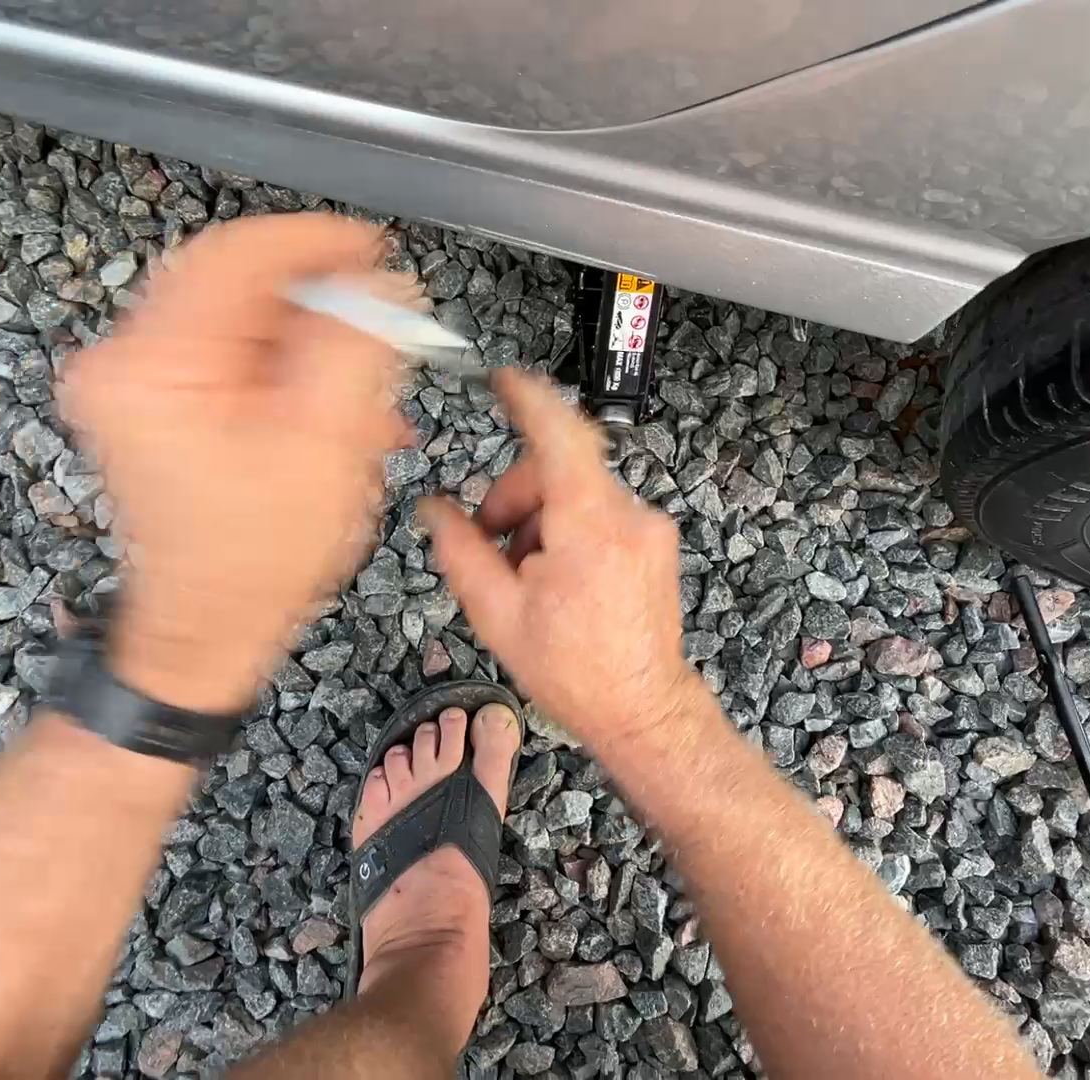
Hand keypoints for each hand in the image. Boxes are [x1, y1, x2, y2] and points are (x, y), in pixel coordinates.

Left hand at [64, 214, 405, 712]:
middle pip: (246, 296)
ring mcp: (148, 391)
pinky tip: (345, 419)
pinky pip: (246, 370)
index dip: (314, 244)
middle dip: (327, 317)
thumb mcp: (325, 447)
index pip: (235, 258)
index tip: (370, 247)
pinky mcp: (171, 412)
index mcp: (155, 367)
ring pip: (254, 334)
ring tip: (371, 403)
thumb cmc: (254, 562)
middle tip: (384, 334)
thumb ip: (355, 351)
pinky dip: (299, 384)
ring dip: (321, 359)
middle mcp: (134, 368)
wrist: (212, 629)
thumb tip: (379, 288)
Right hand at [419, 370, 706, 757]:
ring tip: (528, 573)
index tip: (505, 380)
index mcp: (590, 529)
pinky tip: (558, 574)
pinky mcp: (654, 539)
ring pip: (578, 491)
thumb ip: (462, 551)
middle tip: (491, 539)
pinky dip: (569, 528)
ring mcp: (649, 528)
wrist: (641, 707)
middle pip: (559, 468)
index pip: (560, 437)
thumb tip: (435, 510)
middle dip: (517, 496)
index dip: (528, 400)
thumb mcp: (498, 616)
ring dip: (542, 517)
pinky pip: (601, 511)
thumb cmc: (577, 672)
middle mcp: (630, 517)